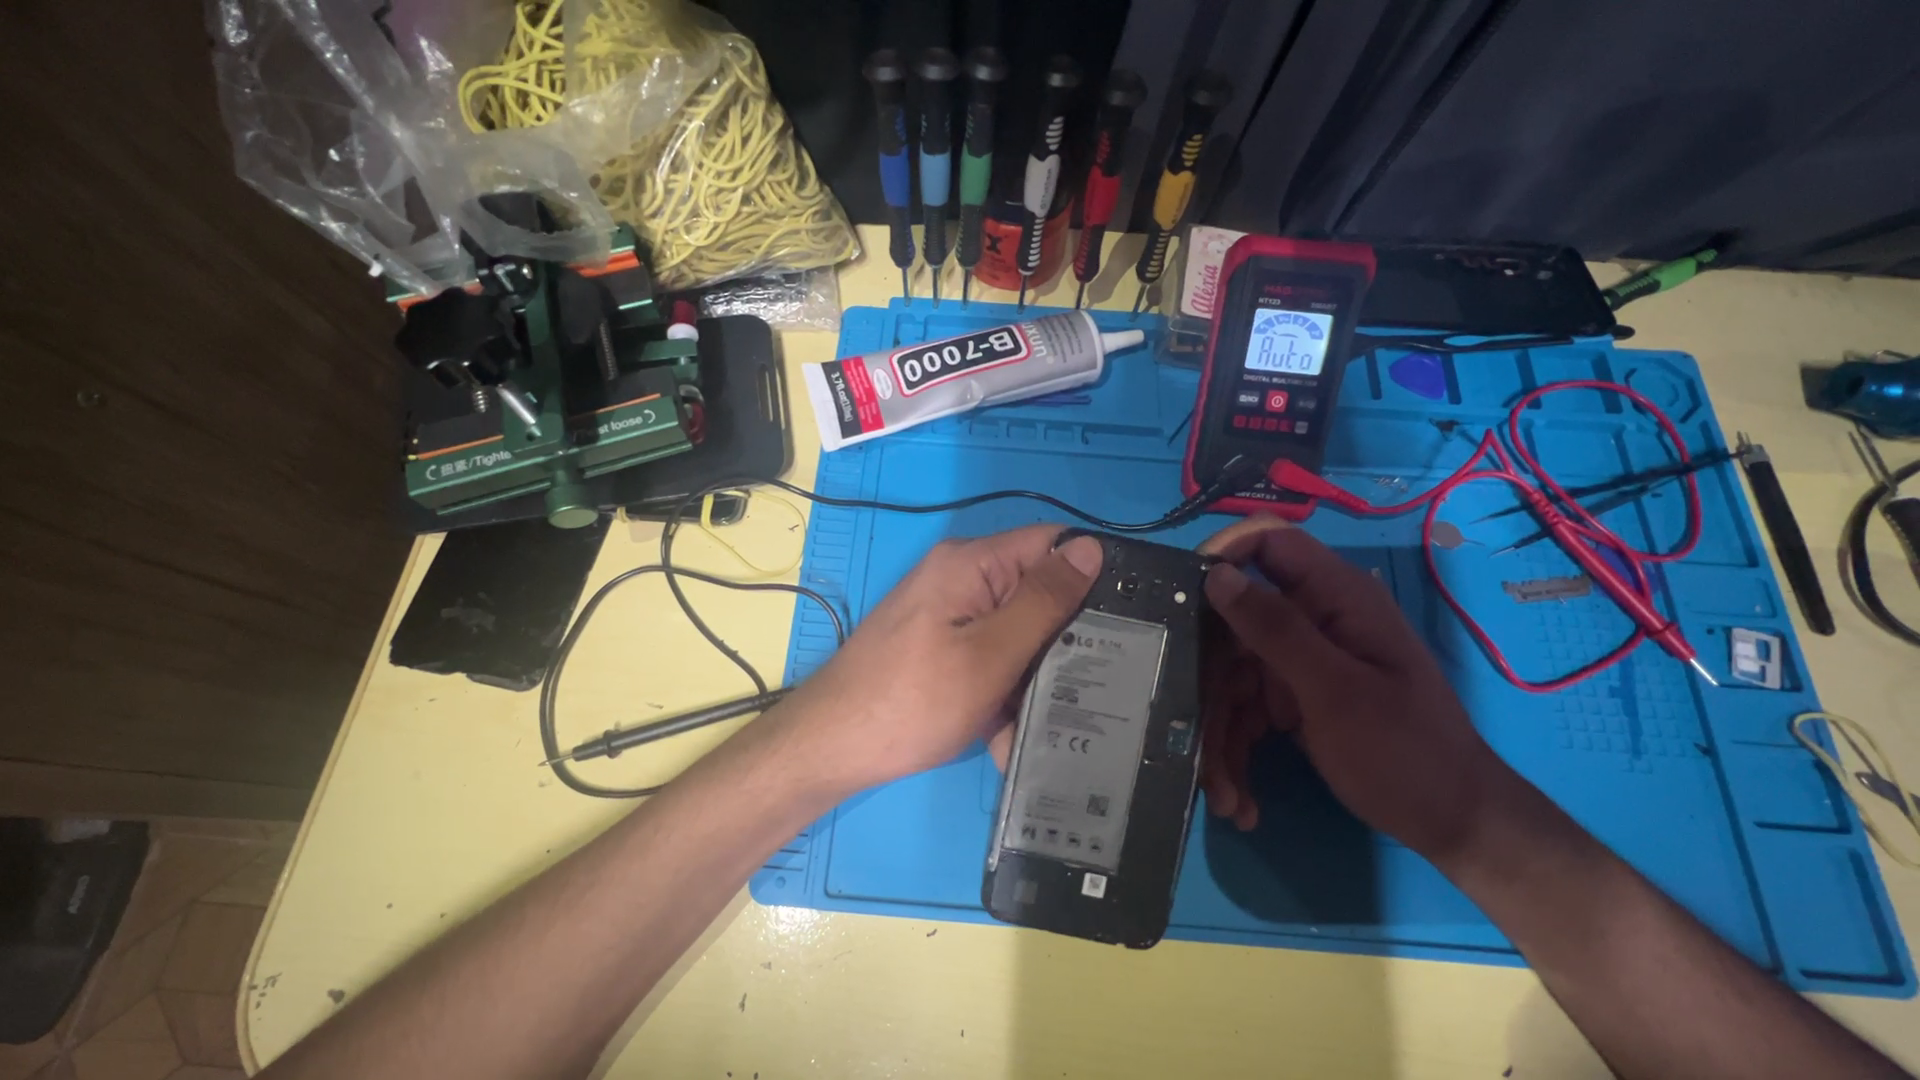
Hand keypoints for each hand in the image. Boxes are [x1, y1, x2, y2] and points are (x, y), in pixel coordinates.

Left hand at [779, 527, 1102, 791]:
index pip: (1050, 543)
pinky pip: (989, 659)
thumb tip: (1090, 548)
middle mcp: (959, 578)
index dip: (1090, 574)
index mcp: (970, 563)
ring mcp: (947, 615)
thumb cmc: (912, 702)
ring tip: (1049, 720)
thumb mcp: (991, 654)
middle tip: (1094, 683)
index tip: (1127, 617)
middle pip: (1035, 592)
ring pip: (1017, 634)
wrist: (831, 749)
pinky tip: (1007, 733)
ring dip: (1031, 676)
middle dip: (1061, 639)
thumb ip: (1043, 601)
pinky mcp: (941, 649)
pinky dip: (1002, 692)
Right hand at [1197, 518, 1510, 859]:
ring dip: (1220, 739)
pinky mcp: (1293, 697)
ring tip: (1226, 799)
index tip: (1179, 599)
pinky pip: (1245, 711)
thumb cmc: (1405, 753)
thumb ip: (1276, 629)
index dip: (1220, 555)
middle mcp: (1313, 621)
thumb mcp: (1335, 692)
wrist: (1453, 824)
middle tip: (1192, 737)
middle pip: (1232, 626)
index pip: (1268, 542)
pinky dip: (1237, 754)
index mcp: (1335, 598)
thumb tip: (1215, 574)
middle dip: (1209, 686)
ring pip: (1231, 678)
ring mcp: (1301, 661)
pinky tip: (1239, 802)